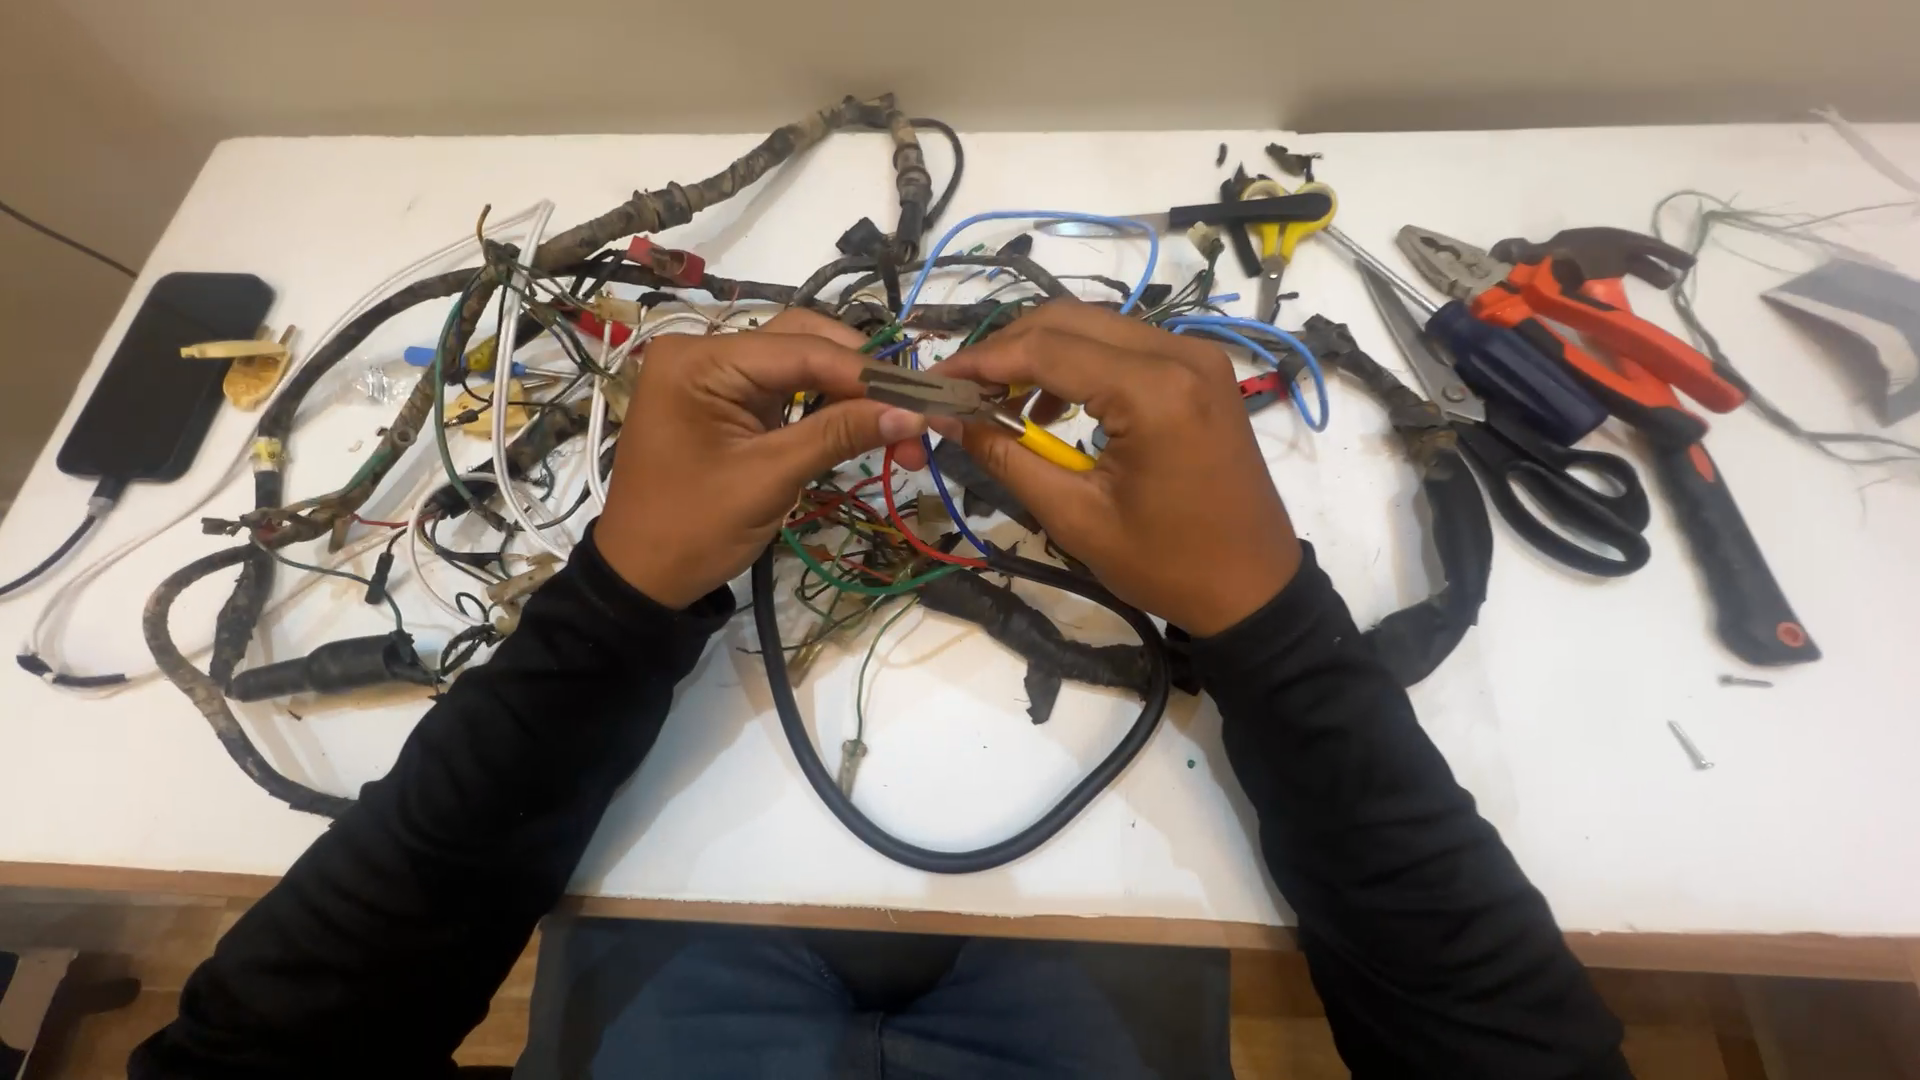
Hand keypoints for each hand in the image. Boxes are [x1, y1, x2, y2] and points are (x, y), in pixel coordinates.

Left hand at [597, 310, 928, 607]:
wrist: (642, 577)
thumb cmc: (694, 529)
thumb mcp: (769, 479)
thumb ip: (838, 435)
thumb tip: (913, 413)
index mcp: (698, 359)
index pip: (800, 348)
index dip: (866, 373)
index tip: (923, 398)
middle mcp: (705, 352)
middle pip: (802, 342)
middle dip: (860, 378)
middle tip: (912, 413)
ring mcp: (715, 377)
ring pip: (801, 365)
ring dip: (850, 394)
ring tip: (898, 427)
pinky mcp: (728, 402)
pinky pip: (787, 391)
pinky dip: (826, 409)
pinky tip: (862, 426)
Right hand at [931, 301, 1300, 636]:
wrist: (1251, 586)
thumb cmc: (1165, 564)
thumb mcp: (1074, 517)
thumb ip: (1006, 457)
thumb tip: (948, 417)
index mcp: (1154, 391)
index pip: (1045, 349)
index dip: (982, 361)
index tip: (936, 379)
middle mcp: (1179, 353)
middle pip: (1068, 320)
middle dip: (1006, 350)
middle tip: (964, 390)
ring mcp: (1196, 356)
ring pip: (1094, 326)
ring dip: (1040, 354)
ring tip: (1001, 404)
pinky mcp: (1200, 370)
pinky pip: (1123, 346)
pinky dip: (1078, 365)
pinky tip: (1053, 410)